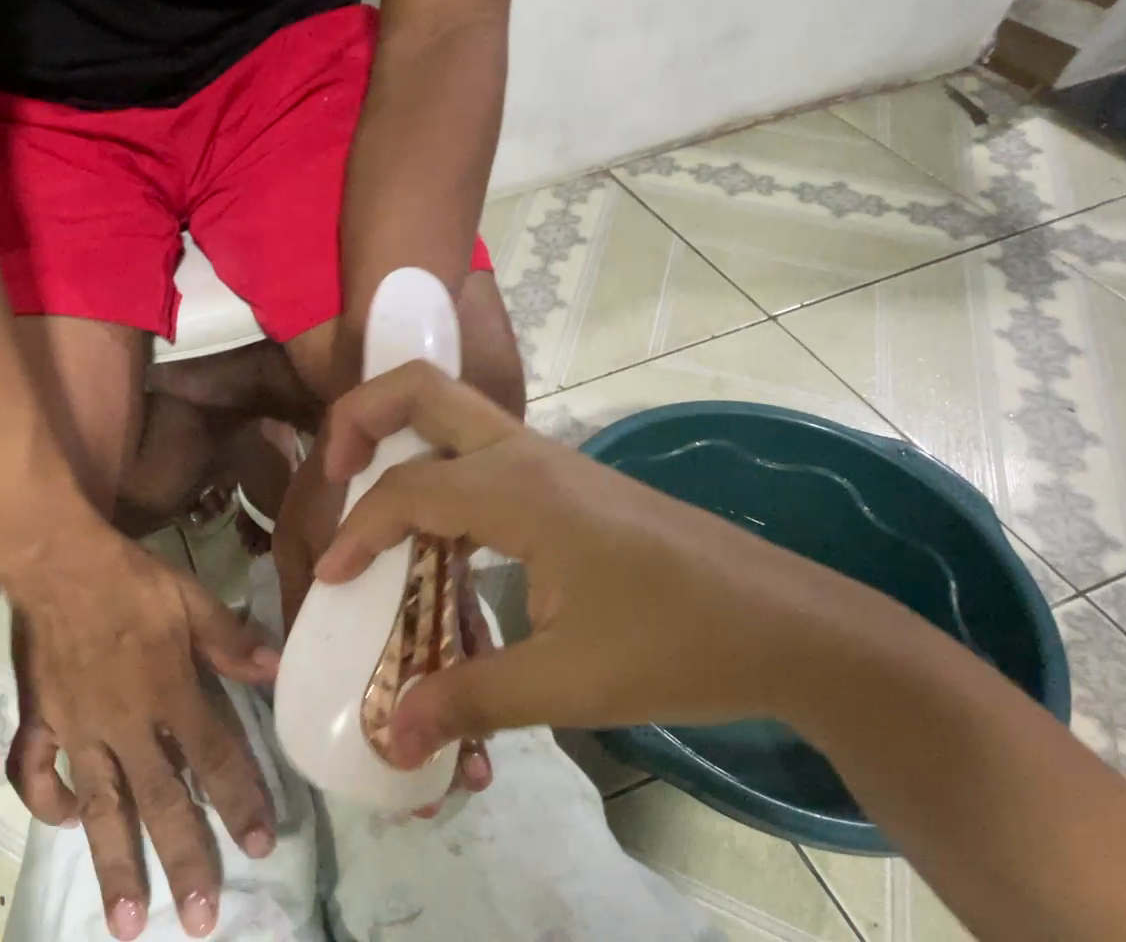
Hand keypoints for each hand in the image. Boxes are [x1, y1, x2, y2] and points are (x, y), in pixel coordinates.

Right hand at [2, 516, 280, 939]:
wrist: (58, 563)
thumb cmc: (130, 580)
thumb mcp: (191, 598)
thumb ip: (231, 640)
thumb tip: (276, 670)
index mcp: (169, 693)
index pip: (214, 759)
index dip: (241, 801)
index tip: (261, 846)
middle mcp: (127, 725)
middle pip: (161, 802)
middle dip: (185, 861)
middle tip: (202, 919)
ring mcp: (78, 729)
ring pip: (101, 806)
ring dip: (115, 863)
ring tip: (128, 921)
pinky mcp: (40, 720)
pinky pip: (37, 773)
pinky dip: (50, 804)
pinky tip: (67, 824)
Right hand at [312, 361, 877, 765]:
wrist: (794, 630)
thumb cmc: (679, 648)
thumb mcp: (566, 683)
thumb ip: (469, 701)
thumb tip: (391, 735)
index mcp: (518, 490)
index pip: (406, 489)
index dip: (356, 533)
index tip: (331, 582)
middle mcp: (526, 456)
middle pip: (422, 390)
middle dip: (360, 417)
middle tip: (334, 472)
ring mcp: (552, 464)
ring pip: (453, 417)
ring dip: (402, 446)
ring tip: (376, 513)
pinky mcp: (570, 486)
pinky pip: (481, 461)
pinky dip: (441, 483)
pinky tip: (443, 547)